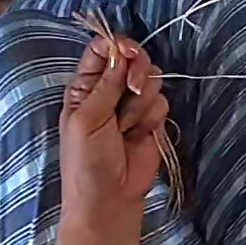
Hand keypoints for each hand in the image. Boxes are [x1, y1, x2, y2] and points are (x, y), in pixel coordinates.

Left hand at [59, 34, 166, 231]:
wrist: (110, 199)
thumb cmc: (87, 161)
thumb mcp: (88, 119)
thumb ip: (106, 84)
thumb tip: (120, 52)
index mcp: (85, 85)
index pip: (101, 50)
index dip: (117, 45)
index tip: (128, 52)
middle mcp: (109, 89)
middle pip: (131, 58)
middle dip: (136, 71)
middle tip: (132, 90)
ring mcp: (131, 104)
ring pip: (150, 79)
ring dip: (140, 102)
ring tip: (126, 126)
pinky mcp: (151, 119)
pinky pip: (161, 101)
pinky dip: (151, 117)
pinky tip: (138, 135)